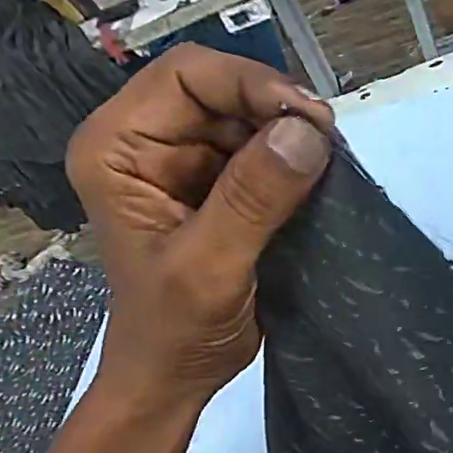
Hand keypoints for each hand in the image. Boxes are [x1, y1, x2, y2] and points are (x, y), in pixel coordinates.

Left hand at [66, 45, 333, 407]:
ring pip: (247, 122)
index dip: (251, 84)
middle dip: (278, 109)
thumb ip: (252, 199)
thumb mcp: (210, 265)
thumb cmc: (176, 327)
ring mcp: (188, 167)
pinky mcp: (222, 191)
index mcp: (120, 148)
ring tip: (333, 163)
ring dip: (292, 136)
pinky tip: (322, 179)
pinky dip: (296, 163)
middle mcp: (150, 144)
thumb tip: (307, 133)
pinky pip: (264, 158)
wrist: (177, 374)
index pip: (186, 78)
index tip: (313, 119)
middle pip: (220, 92)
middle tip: (332, 143)